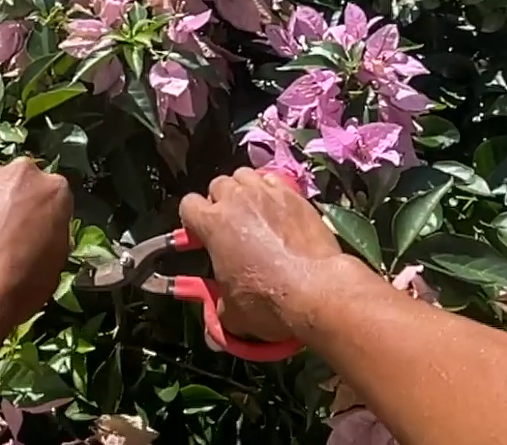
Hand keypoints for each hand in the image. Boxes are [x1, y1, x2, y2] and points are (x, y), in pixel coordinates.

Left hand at [0, 159, 72, 352]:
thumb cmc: (18, 284)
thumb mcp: (56, 263)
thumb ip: (52, 232)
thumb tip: (41, 232)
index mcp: (54, 188)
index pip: (54, 195)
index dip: (45, 216)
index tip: (37, 233)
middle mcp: (22, 172)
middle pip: (23, 182)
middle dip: (18, 201)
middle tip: (8, 232)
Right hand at [179, 168, 347, 341]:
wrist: (318, 288)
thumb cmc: (269, 300)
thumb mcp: (234, 314)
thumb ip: (218, 310)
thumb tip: (214, 331)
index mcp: (213, 224)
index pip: (188, 205)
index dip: (193, 219)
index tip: (202, 233)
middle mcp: (235, 199)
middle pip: (217, 185)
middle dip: (220, 202)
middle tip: (231, 224)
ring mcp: (265, 192)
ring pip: (244, 176)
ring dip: (244, 190)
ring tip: (254, 211)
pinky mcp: (292, 193)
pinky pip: (272, 181)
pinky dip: (271, 190)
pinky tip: (278, 208)